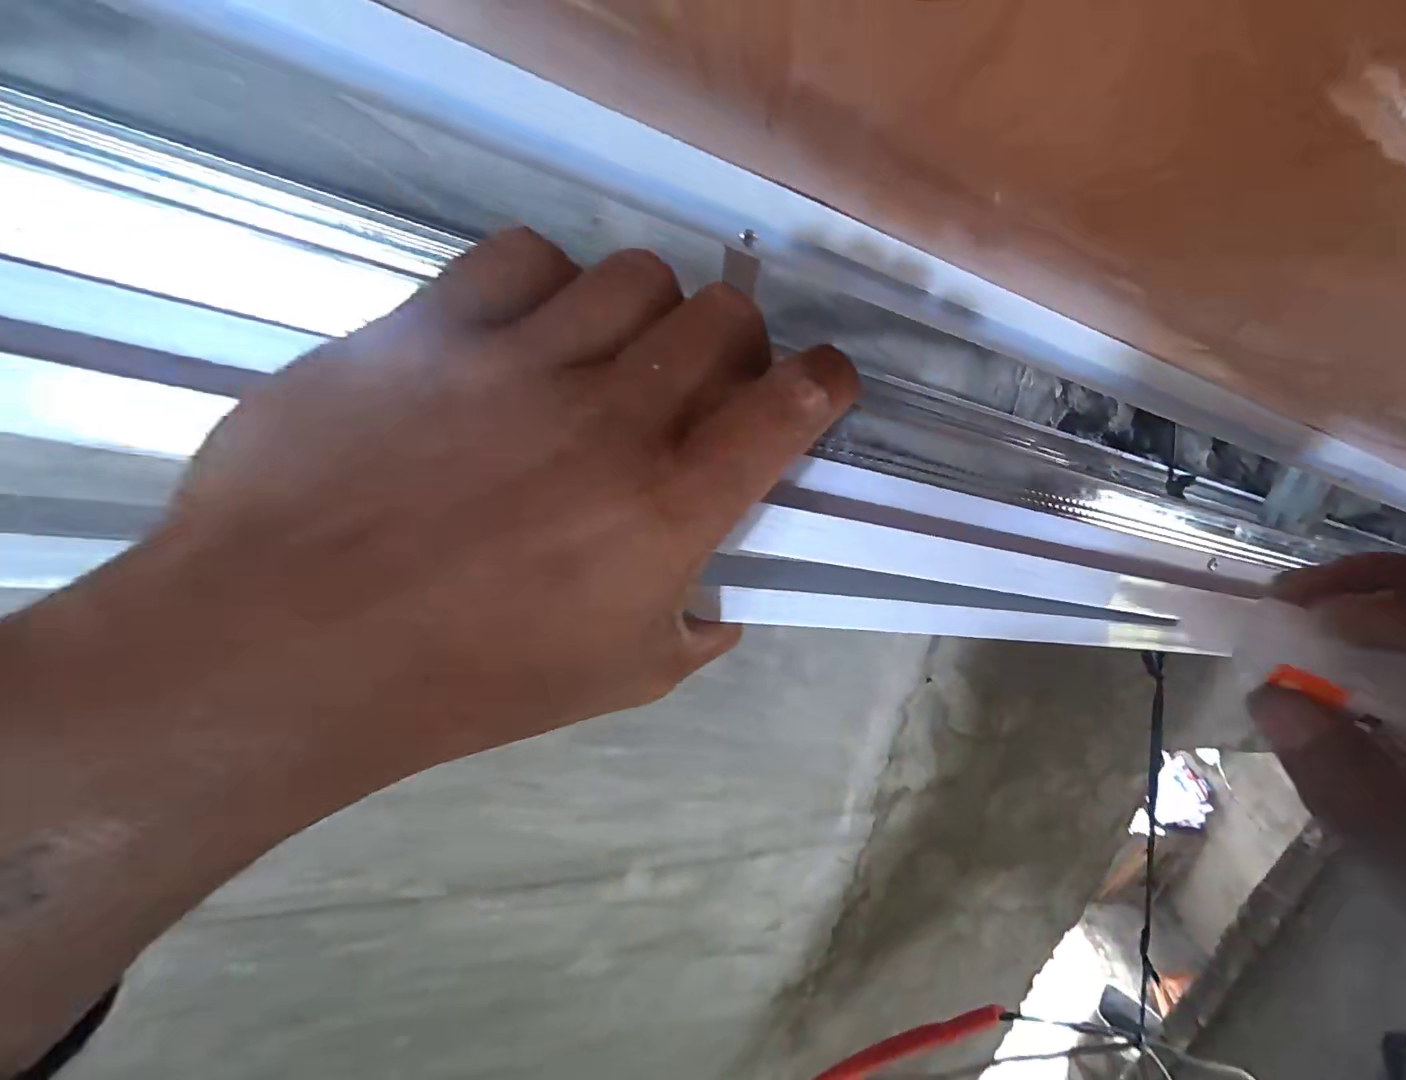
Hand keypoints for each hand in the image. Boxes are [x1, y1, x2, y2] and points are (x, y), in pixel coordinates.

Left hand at [144, 226, 859, 777]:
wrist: (280, 652)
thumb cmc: (483, 677)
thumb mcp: (634, 674)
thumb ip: (706, 630)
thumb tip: (728, 608)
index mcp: (676, 502)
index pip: (793, 403)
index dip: (830, 379)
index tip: (828, 384)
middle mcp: (616, 417)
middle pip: (726, 315)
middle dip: (744, 342)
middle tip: (713, 381)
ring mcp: (520, 364)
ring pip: (638, 276)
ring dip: (656, 313)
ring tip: (622, 356)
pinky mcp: (428, 332)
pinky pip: (524, 257)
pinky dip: (553, 284)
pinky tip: (533, 334)